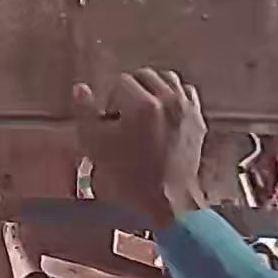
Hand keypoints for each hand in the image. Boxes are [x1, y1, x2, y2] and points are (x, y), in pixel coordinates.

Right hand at [72, 69, 206, 227]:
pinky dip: (173, 96)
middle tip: (121, 113)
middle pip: (144, 75)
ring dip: (151, 88)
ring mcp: (186, 110)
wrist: (166, 202)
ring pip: (167, 79)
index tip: (108, 119)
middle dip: (129, 90)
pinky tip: (162, 112)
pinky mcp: (197, 121)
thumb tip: (81, 89)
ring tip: (140, 109)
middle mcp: (169, 101)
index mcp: (142, 105)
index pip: (120, 82)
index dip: (109, 99)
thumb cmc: (128, 177)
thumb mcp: (95, 145)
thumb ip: (85, 113)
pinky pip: (186, 93)